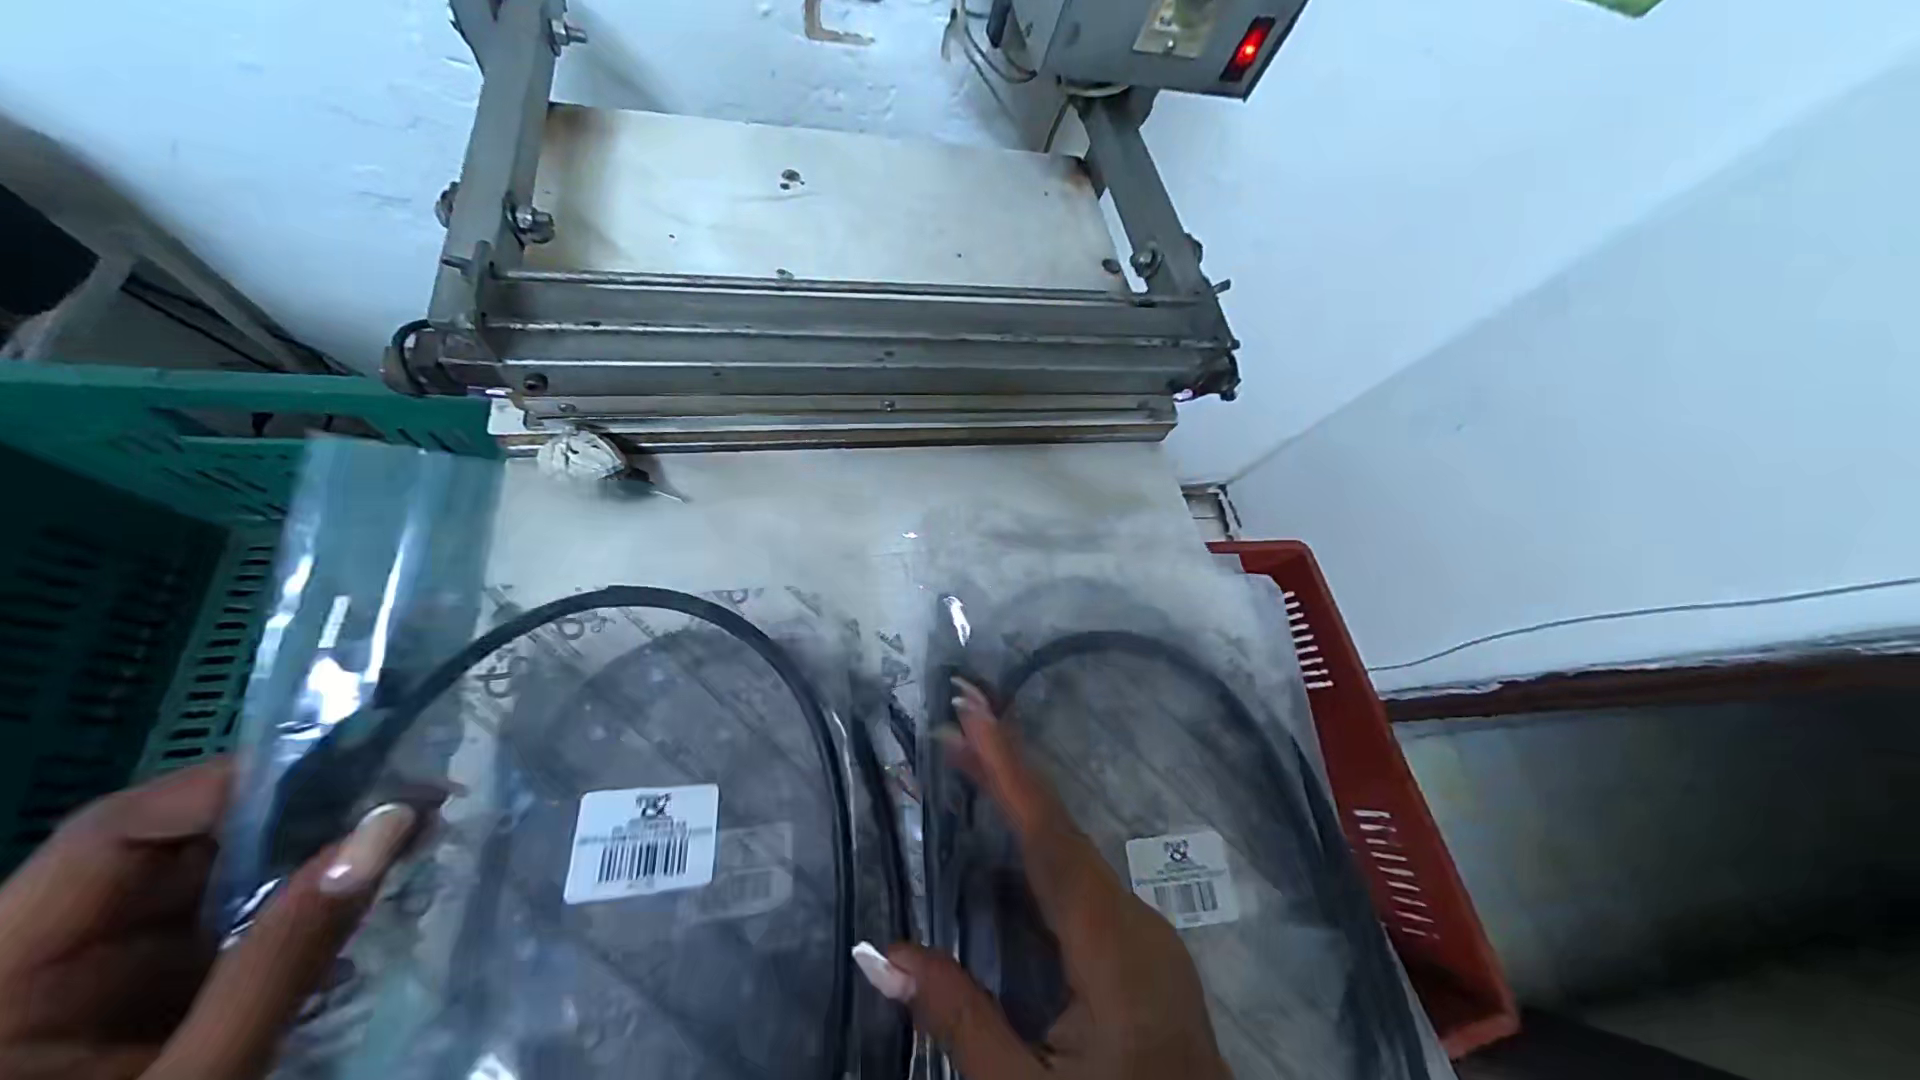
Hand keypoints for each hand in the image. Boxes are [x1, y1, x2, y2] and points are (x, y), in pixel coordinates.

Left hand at [0, 759, 417, 1079]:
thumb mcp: (202, 1079)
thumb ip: (291, 951)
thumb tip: (390, 823)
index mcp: (0, 981)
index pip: (114, 836)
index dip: (228, 787)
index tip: (349, 765)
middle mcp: (46, 962)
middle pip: (180, 851)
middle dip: (301, 817)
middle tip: (407, 799)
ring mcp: (106, 984)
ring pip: (218, 884)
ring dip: (315, 856)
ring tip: (410, 833)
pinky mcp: (157, 1002)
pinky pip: (236, 926)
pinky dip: (307, 903)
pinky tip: (374, 888)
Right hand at [853, 677, 1232, 1079]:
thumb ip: (959, 1019)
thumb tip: (880, 952)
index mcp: (1114, 947)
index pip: (1050, 840)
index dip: (1009, 770)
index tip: (976, 711)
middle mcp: (1134, 923)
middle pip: (1061, 833)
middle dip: (1006, 773)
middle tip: (955, 724)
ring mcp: (1142, 937)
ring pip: (1071, 854)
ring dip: (1018, 808)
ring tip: (966, 764)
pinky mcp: (1138, 953)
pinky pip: (1080, 884)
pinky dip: (1037, 851)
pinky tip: (1005, 843)